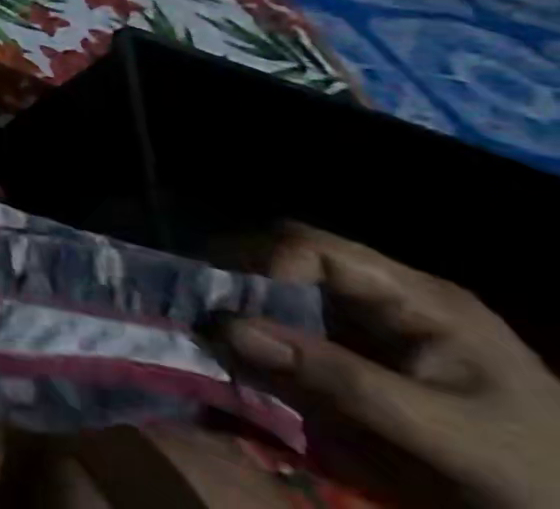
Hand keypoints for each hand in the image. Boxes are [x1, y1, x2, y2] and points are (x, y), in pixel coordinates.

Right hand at [220, 225, 559, 508]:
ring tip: (208, 343)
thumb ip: (339, 379)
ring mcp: (367, 329)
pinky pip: (285, 333)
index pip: (311, 247)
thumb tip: (225, 327)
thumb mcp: (445, 434)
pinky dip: (252, 345)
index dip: (260, 266)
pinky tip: (237, 366)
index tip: (230, 312)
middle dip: (236, 287)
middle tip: (198, 319)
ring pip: (275, 295)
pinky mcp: (352, 359)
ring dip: (237, 316)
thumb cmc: (531, 478)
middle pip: (283, 262)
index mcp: (419, 299)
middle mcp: (384, 299)